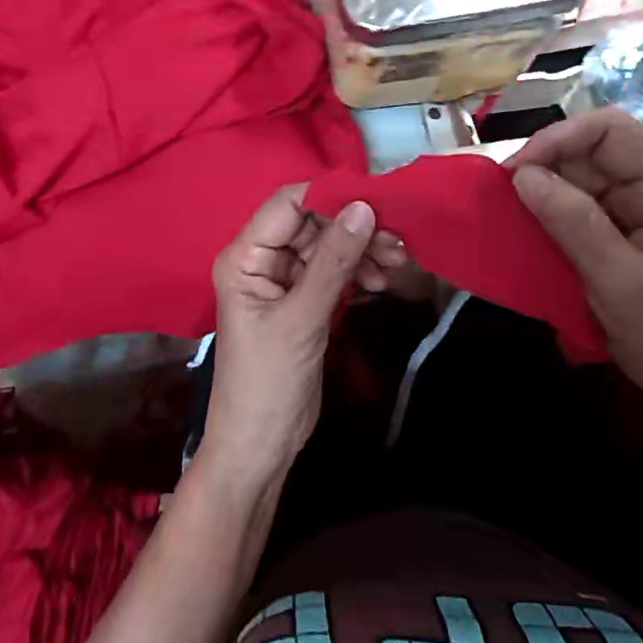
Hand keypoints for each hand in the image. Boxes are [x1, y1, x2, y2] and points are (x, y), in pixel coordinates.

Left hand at [204, 184, 378, 480]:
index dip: (330, 196)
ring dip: (360, 249)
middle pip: (311, 222)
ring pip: (326, 245)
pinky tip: (379, 279)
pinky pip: (332, 270)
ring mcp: (282, 280)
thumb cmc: (268, 383)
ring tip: (395, 262)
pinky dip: (356, 270)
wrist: (260, 446)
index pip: (287, 204)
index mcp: (245, 257)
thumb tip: (364, 207)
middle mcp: (261, 259)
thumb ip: (333, 262)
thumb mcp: (302, 319)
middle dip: (353, 227)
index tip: (377, 201)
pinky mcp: (302, 299)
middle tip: (397, 240)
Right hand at [506, 108, 642, 443]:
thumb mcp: (623, 288)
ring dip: (545, 195)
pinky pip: (587, 213)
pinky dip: (555, 219)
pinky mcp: (635, 240)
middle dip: (545, 169)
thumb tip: (522, 174)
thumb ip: (574, 225)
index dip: (558, 139)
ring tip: (508, 217)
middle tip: (500, 200)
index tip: (513, 172)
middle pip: (595, 154)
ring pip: (585, 182)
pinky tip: (530, 236)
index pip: (612, 132)